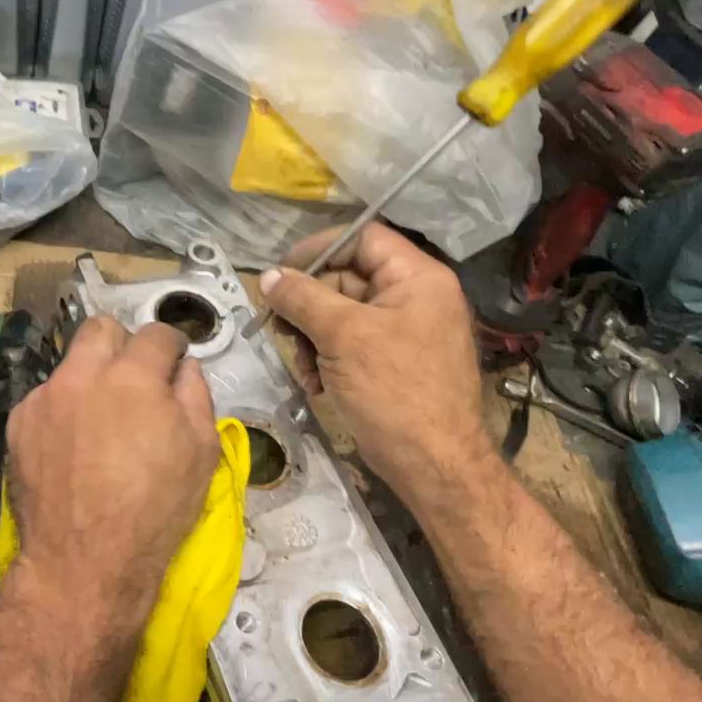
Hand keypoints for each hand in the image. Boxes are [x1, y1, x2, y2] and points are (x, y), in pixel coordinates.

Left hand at [5, 319, 220, 626]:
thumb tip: (185, 368)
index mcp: (134, 377)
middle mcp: (84, 375)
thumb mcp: (201, 454)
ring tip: (101, 420)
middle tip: (135, 379)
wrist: (84, 561)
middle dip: (124, 345)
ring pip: (71, 364)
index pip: (157, 334)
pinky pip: (46, 398)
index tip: (173, 363)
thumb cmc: (154, 511)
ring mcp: (46, 397)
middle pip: (102, 329)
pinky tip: (72, 446)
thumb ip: (195, 397)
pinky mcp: (20, 422)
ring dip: (91, 378)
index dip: (172, 346)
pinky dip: (63, 410)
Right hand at [260, 223, 491, 494]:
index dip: (318, 249)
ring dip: (311, 338)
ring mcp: (404, 331)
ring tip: (303, 366)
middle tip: (280, 328)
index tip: (281, 272)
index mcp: (417, 278)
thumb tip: (269, 276)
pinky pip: (349, 343)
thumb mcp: (342, 336)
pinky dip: (326, 358)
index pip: (363, 238)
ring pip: (341, 314)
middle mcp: (414, 297)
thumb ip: (303, 298)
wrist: (432, 463)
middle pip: (346, 278)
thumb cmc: (394, 390)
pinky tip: (316, 384)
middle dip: (308, 305)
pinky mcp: (392, 361)